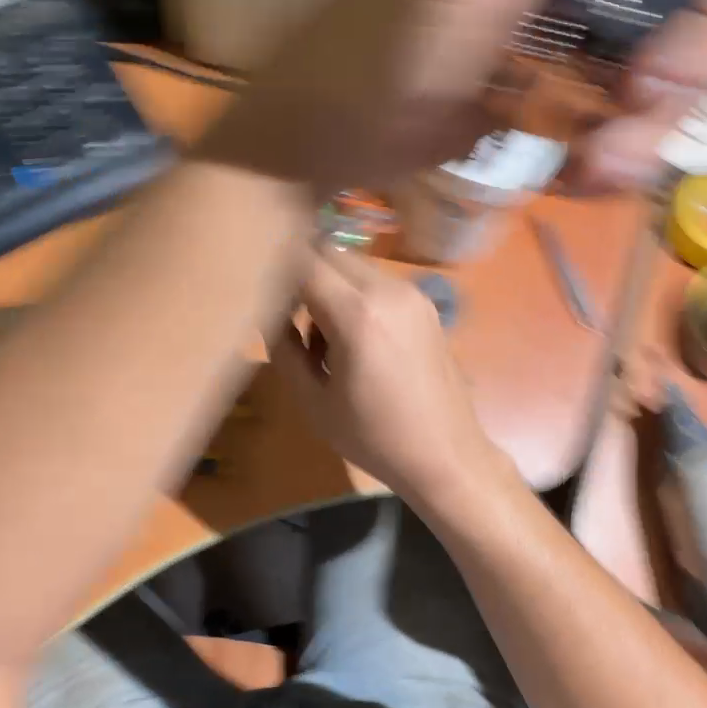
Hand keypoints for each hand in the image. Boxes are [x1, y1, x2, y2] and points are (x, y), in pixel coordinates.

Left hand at [194, 0, 706, 197]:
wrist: (334, 139)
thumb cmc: (402, 33)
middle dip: (695, 56)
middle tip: (642, 99)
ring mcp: (581, 22)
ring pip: (677, 63)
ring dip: (652, 127)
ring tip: (599, 165)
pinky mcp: (562, 88)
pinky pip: (629, 118)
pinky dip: (619, 154)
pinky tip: (584, 175)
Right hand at [271, 249, 505, 501]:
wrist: (445, 456)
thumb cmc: (374, 438)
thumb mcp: (314, 402)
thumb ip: (285, 350)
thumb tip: (268, 316)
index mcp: (357, 314)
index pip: (302, 261)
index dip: (275, 271)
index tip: (260, 295)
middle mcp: (388, 290)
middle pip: (328, 252)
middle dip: (301, 276)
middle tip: (288, 319)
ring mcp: (413, 294)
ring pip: (353, 266)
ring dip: (329, 287)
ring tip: (324, 342)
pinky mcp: (426, 305)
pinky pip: (378, 283)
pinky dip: (356, 297)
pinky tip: (356, 344)